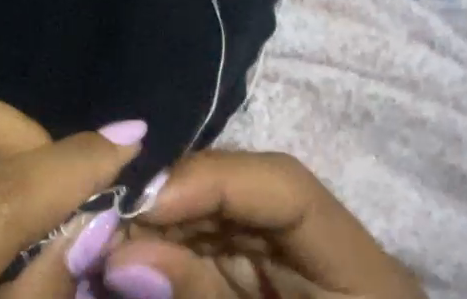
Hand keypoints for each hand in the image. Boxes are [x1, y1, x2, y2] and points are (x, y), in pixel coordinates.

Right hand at [92, 151, 424, 298]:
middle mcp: (323, 253)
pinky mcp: (252, 284)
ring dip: (155, 228)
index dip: (212, 181)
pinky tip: (126, 263)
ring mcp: (286, 268)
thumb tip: (122, 257)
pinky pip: (203, 252)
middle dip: (168, 203)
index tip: (143, 204)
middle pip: (240, 194)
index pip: (286, 188)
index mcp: (362, 275)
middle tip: (103, 226)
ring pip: (212, 218)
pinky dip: (164, 255)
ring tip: (106, 245)